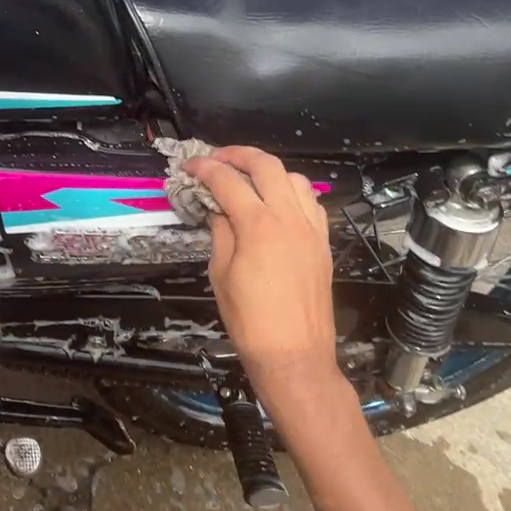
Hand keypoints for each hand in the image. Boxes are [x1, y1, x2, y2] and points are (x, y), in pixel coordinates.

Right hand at [186, 147, 338, 395]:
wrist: (295, 356)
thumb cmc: (249, 320)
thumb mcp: (220, 274)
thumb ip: (220, 233)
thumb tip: (219, 210)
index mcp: (258, 227)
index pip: (227, 181)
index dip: (203, 168)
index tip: (188, 167)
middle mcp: (289, 220)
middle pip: (266, 165)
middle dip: (237, 154)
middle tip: (216, 159)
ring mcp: (311, 230)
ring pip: (294, 178)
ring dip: (268, 170)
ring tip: (247, 178)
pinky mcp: (323, 244)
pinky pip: (311, 203)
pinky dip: (291, 192)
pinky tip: (275, 203)